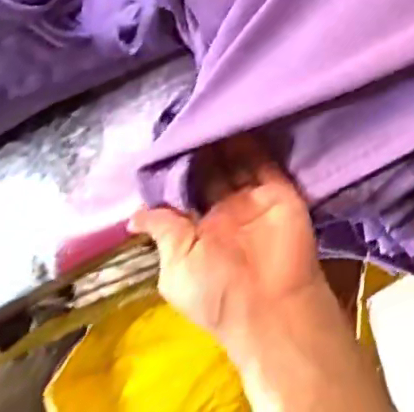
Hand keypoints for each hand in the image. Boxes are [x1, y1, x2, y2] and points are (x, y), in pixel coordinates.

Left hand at [129, 135, 325, 346]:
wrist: (269, 303)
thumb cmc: (216, 291)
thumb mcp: (176, 267)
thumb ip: (164, 231)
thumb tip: (134, 213)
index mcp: (199, 229)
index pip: (187, 191)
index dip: (179, 169)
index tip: (170, 140)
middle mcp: (226, 209)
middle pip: (213, 171)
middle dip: (204, 149)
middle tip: (194, 117)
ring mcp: (253, 197)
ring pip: (238, 161)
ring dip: (228, 140)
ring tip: (214, 111)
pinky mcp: (279, 190)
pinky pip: (266, 161)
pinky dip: (256, 142)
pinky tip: (242, 120)